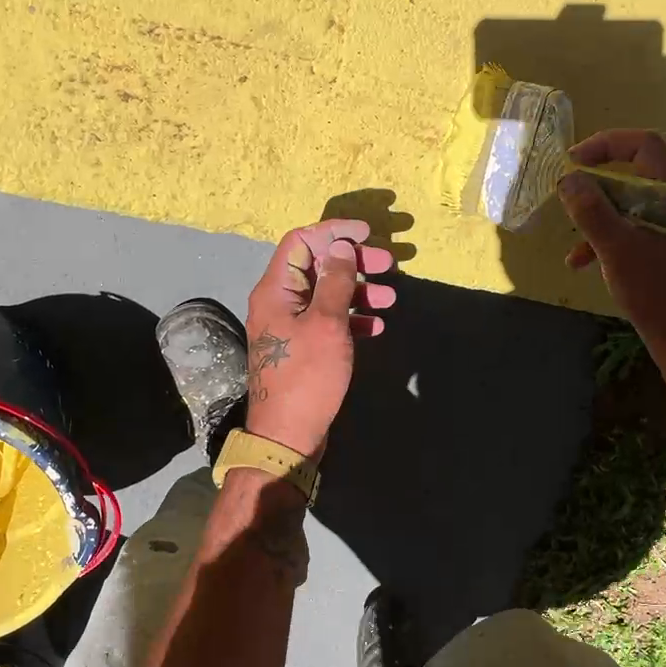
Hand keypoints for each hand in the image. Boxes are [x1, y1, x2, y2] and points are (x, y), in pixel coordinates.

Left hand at [244, 219, 396, 457]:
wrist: (287, 434)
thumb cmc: (306, 376)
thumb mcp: (327, 324)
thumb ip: (336, 281)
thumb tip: (340, 247)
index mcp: (275, 289)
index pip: (300, 241)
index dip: (333, 232)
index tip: (367, 233)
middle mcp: (278, 302)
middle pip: (317, 265)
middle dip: (353, 262)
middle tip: (388, 264)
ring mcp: (289, 326)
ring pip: (326, 294)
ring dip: (359, 291)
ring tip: (390, 298)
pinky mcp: (301, 348)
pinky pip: (328, 321)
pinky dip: (352, 319)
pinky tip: (377, 326)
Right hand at [558, 129, 665, 365]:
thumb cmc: (655, 291)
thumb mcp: (615, 249)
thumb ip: (591, 210)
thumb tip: (569, 180)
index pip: (645, 144)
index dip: (606, 144)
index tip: (574, 161)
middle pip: (649, 159)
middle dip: (610, 164)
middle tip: (580, 173)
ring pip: (643, 192)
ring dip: (607, 203)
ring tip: (575, 226)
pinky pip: (644, 220)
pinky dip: (615, 229)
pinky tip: (583, 260)